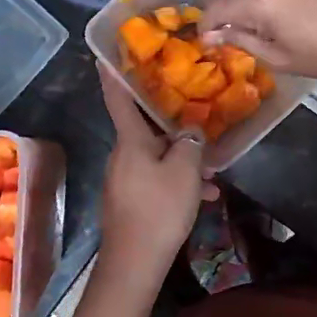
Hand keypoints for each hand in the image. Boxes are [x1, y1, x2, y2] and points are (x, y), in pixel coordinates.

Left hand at [97, 61, 214, 268]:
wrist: (136, 262)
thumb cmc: (159, 209)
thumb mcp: (185, 171)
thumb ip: (190, 143)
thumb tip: (190, 131)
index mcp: (130, 142)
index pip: (119, 99)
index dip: (113, 75)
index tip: (104, 54)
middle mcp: (122, 156)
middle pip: (146, 129)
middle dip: (172, 125)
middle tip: (195, 113)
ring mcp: (125, 179)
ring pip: (157, 157)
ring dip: (183, 159)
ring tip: (213, 171)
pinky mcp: (131, 200)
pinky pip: (156, 179)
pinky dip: (178, 181)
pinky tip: (204, 195)